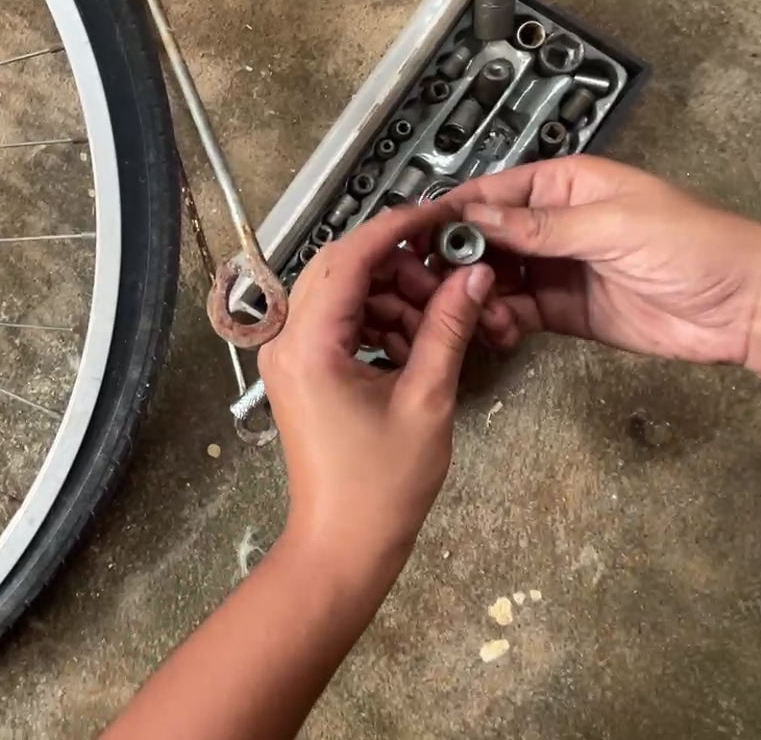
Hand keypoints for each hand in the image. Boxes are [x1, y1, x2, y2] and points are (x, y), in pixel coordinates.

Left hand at [259, 200, 494, 581]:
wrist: (342, 545)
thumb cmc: (381, 487)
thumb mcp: (426, 400)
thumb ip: (447, 328)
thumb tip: (474, 275)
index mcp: (308, 343)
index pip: (350, 256)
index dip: (396, 227)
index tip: (436, 215)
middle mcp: (286, 338)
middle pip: (342, 267)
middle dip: (398, 267)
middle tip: (445, 284)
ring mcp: (288, 352)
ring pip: (342, 291)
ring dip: (390, 296)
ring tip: (433, 327)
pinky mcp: (300, 366)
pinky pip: (338, 319)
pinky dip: (376, 320)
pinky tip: (411, 345)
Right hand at [445, 155, 760, 365]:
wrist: (747, 308)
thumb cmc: (694, 245)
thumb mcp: (613, 225)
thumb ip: (540, 224)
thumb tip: (475, 215)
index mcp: (563, 185)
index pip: (492, 193)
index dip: (452, 211)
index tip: (416, 233)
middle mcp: (551, 223)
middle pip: (484, 236)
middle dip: (456, 258)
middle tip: (432, 284)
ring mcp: (554, 268)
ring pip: (493, 277)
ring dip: (476, 294)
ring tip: (469, 311)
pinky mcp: (561, 309)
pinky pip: (514, 311)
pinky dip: (498, 321)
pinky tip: (497, 330)